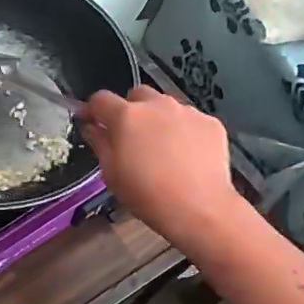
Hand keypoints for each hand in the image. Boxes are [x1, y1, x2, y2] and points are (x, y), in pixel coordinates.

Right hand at [83, 86, 243, 248]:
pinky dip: (184, 132)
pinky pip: (190, 121)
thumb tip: (93, 128)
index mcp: (126, 116)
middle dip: (130, 110)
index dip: (93, 109)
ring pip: (166, 107)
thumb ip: (100, 144)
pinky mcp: (210, 123)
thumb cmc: (146, 195)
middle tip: (131, 137)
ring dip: (159, 120)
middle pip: (137, 96)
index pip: (101, 99)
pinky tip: (186, 156)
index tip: (92, 121)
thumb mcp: (112, 174)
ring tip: (162, 150)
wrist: (198, 207)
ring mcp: (187, 111)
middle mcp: (157, 105)